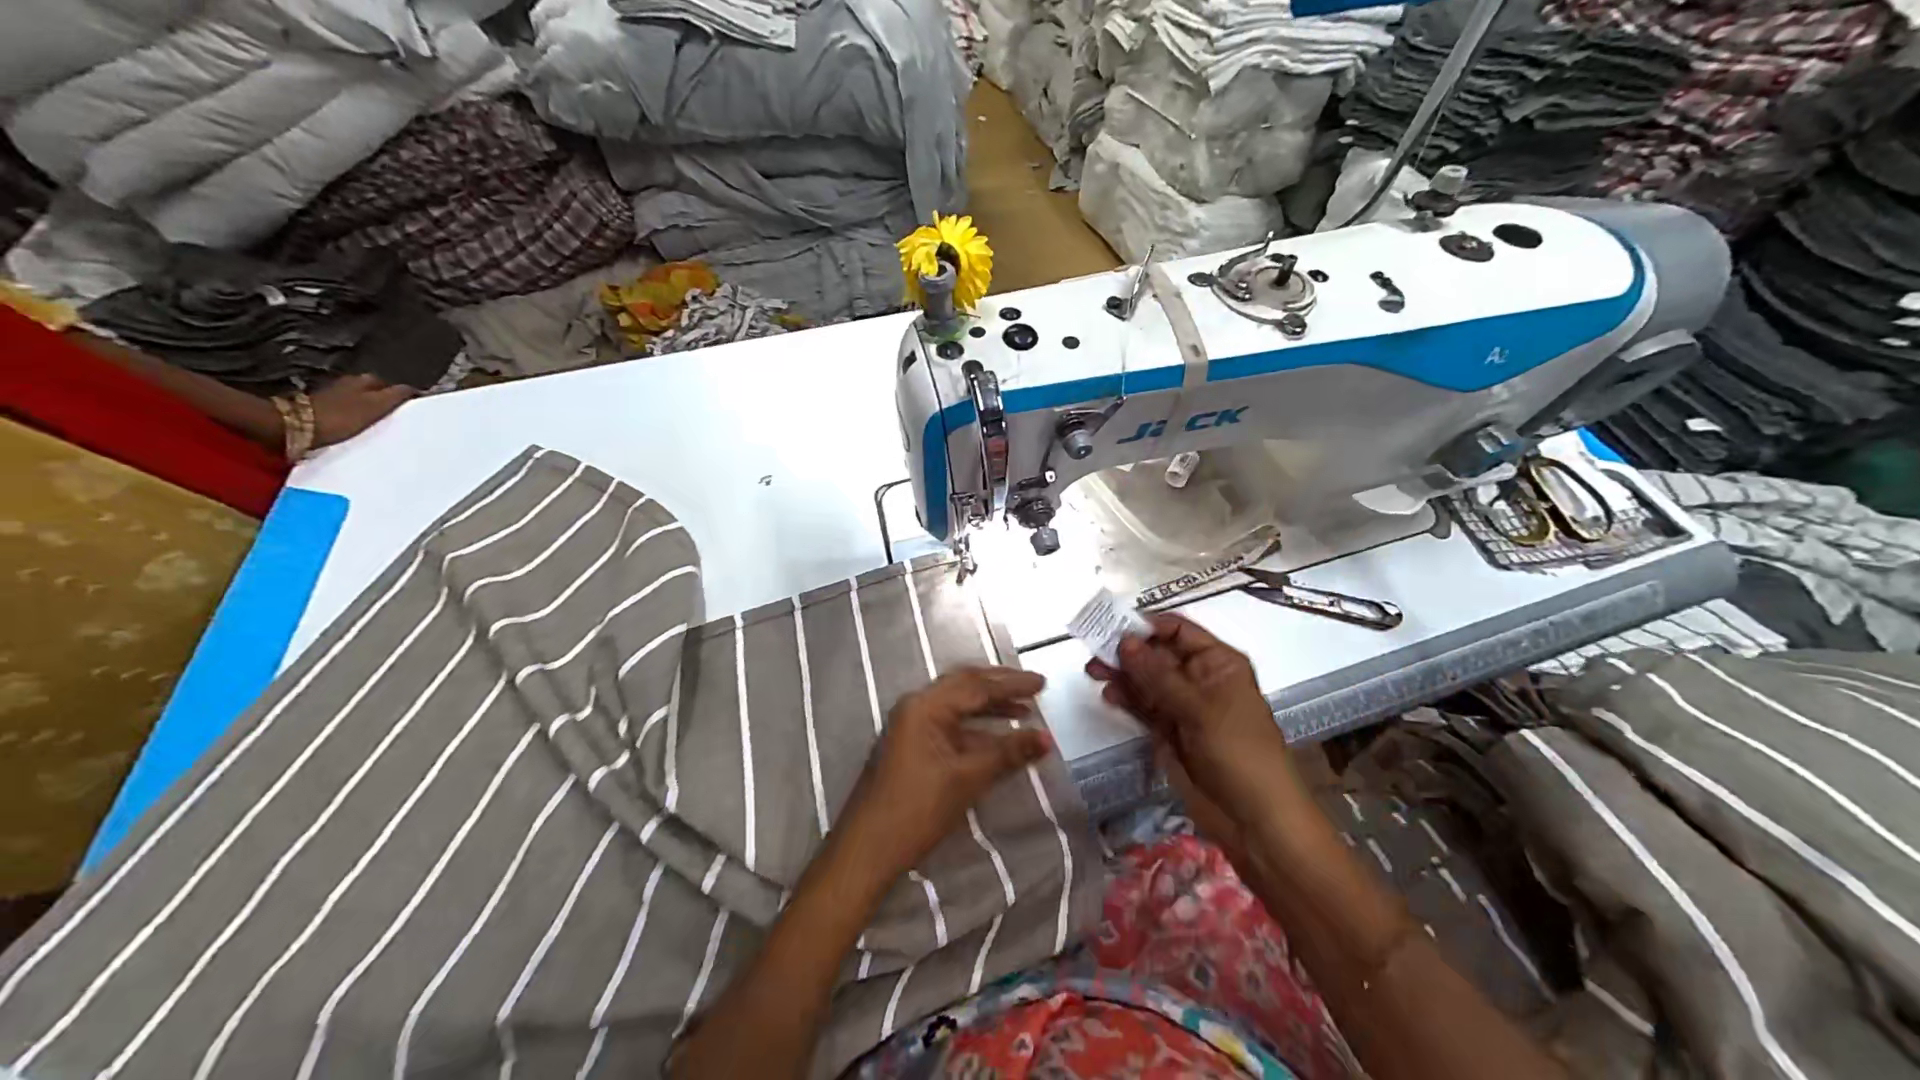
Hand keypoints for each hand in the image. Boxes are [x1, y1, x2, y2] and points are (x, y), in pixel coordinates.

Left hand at [310, 373, 415, 447]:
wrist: (298, 426)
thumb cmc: (343, 417)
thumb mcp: (376, 405)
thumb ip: (396, 396)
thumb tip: (416, 389)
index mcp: (367, 381)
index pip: (397, 387)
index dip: (409, 396)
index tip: (419, 408)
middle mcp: (352, 381)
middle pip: (378, 389)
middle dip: (389, 398)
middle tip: (401, 414)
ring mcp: (335, 392)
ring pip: (364, 396)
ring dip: (373, 404)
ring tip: (384, 419)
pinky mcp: (324, 405)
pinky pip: (350, 406)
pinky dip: (359, 411)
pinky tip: (362, 422)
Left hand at [834, 667, 1051, 882]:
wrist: (867, 851)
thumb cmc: (916, 810)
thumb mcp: (966, 780)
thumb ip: (1007, 754)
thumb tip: (1047, 738)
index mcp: (923, 706)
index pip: (975, 686)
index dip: (1012, 683)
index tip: (1043, 683)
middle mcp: (914, 708)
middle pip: (963, 688)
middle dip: (999, 686)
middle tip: (1034, 688)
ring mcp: (910, 728)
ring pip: (956, 707)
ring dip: (989, 707)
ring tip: (1023, 710)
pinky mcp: (911, 748)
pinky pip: (949, 726)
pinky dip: (975, 728)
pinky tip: (997, 738)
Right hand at [1086, 613, 1296, 822]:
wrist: (1254, 817)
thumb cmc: (1238, 752)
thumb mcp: (1199, 709)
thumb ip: (1158, 675)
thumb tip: (1125, 642)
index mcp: (1218, 663)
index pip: (1178, 631)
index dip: (1146, 627)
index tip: (1112, 627)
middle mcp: (1200, 678)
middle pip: (1157, 654)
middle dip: (1127, 652)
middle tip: (1094, 652)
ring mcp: (1183, 706)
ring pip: (1146, 680)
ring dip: (1122, 674)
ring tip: (1093, 673)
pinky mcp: (1169, 732)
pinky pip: (1143, 707)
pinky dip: (1126, 699)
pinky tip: (1109, 695)